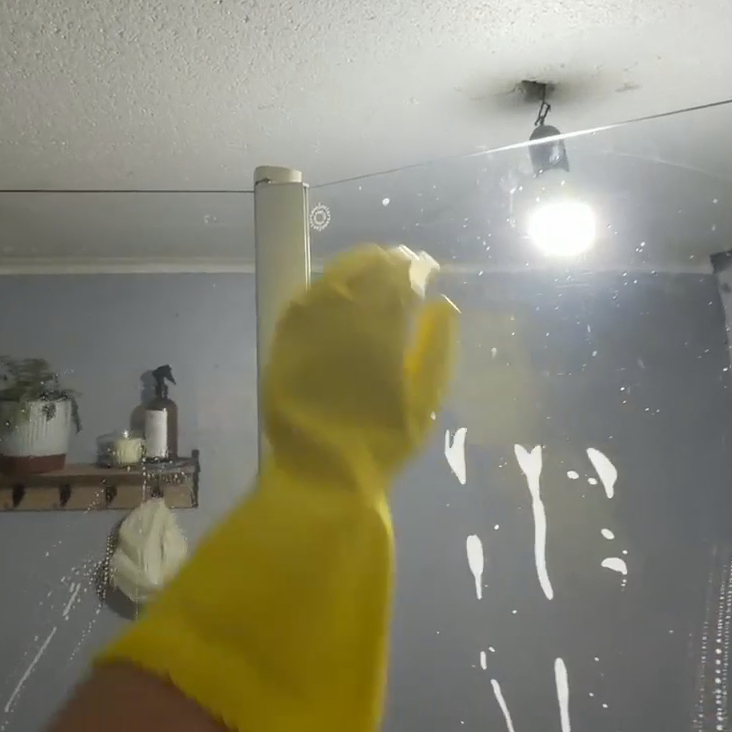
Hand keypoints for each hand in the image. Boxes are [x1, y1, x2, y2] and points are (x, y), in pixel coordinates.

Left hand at [262, 246, 457, 494]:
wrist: (321, 471)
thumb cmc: (381, 442)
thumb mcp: (424, 403)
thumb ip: (438, 347)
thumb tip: (445, 304)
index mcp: (381, 332)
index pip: (402, 280)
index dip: (418, 268)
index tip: (429, 267)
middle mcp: (343, 317)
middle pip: (370, 269)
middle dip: (392, 260)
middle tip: (407, 261)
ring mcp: (310, 322)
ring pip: (337, 274)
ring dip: (361, 263)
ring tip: (377, 263)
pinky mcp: (286, 334)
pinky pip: (308, 293)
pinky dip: (328, 281)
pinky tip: (340, 283)